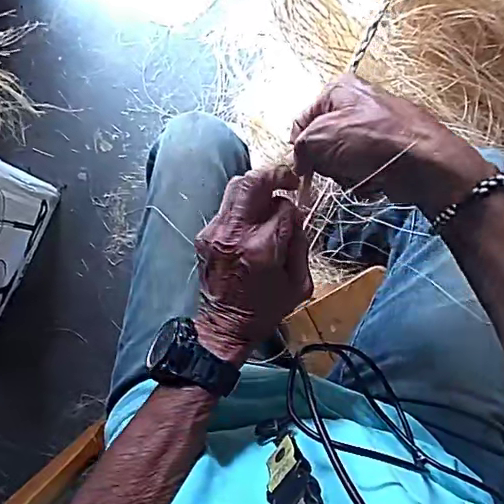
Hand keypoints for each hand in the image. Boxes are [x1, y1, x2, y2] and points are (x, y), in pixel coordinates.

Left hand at [193, 164, 312, 365]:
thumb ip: (299, 243)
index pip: (283, 206)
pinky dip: (241, 210)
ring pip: (235, 190)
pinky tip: (250, 225)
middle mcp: (235, 235)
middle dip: (273, 175)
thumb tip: (295, 215)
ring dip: (255, 190)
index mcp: (262, 248)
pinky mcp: (204, 237)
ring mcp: (215, 234)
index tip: (297, 215)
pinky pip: (226, 210)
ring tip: (268, 200)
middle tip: (286, 180)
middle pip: (251, 182)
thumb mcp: (298, 283)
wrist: (224, 328)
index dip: (294, 208)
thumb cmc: (263, 310)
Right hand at [290, 75, 495, 211]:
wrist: (422, 161)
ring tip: (359, 173)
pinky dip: (362, 179)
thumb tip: (300, 163)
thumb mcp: (318, 138)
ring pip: (339, 160)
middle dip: (326, 161)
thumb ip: (298, 147)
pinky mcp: (387, 151)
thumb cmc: (369, 141)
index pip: (301, 122)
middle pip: (321, 143)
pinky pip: (360, 169)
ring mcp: (374, 128)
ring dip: (344, 174)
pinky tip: (373, 179)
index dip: (299, 147)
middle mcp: (356, 104)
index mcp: (338, 90)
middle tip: (337, 166)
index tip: (303, 165)